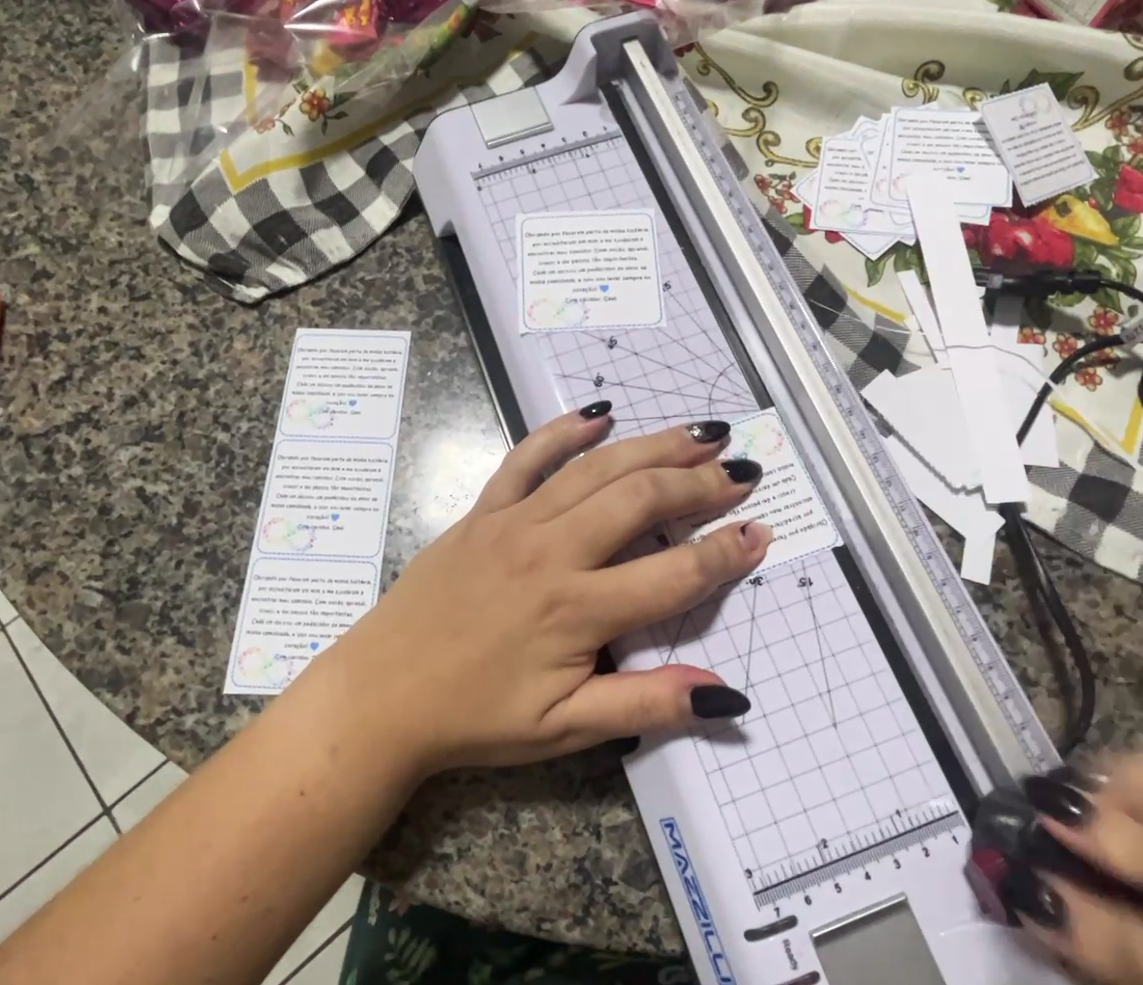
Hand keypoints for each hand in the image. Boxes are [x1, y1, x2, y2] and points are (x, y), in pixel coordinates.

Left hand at [287, 404, 772, 777]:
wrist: (381, 695)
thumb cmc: (474, 717)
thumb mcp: (564, 727)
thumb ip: (646, 704)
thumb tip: (725, 693)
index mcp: (577, 610)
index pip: (673, 575)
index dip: (724, 554)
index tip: (761, 532)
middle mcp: (551, 552)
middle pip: (640, 501)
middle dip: (698, 483)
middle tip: (741, 470)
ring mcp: (512, 523)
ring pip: (595, 470)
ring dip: (651, 447)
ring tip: (698, 433)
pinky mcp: (481, 513)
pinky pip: (526, 459)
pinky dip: (564, 432)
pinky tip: (598, 415)